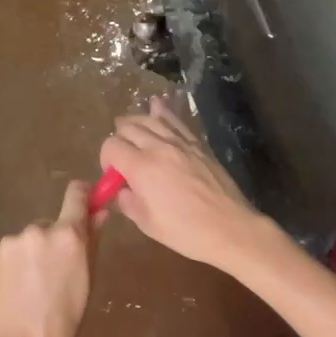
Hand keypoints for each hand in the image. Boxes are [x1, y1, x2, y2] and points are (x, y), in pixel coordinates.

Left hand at [0, 181, 97, 336]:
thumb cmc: (64, 321)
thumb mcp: (87, 281)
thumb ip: (93, 242)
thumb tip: (100, 213)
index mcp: (67, 235)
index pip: (76, 195)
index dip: (83, 195)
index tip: (85, 202)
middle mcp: (36, 231)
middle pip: (48, 227)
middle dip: (51, 242)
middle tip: (52, 275)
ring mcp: (8, 244)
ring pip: (24, 243)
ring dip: (28, 257)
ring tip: (28, 291)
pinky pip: (5, 258)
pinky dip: (10, 270)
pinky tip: (11, 295)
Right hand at [98, 96, 270, 270]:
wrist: (229, 227)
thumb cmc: (185, 232)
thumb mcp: (147, 224)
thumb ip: (128, 202)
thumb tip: (122, 189)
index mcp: (142, 168)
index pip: (111, 146)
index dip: (106, 159)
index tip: (114, 176)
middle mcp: (159, 147)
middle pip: (128, 127)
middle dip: (119, 139)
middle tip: (123, 158)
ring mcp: (181, 142)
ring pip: (151, 118)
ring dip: (136, 122)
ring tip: (132, 131)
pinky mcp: (198, 144)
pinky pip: (176, 121)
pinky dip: (162, 111)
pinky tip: (156, 104)